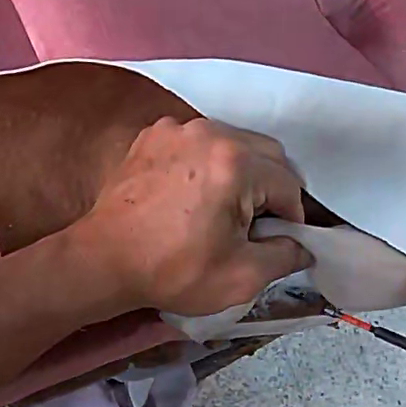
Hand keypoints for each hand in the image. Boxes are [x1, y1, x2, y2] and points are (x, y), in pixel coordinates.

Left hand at [66, 118, 312, 316]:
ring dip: (241, 173)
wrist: (102, 262)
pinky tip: (194, 194)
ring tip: (224, 211)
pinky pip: (198, 142)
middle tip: (255, 227)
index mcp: (236, 164)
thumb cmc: (172, 271)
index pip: (288, 184)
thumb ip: (284, 257)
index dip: (291, 217)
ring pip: (233, 143)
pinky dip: (206, 163)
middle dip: (271, 189)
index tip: (278, 241)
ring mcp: (177, 129)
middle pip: (266, 154)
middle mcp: (209, 133)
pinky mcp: (153, 135)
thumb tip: (303, 247)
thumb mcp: (240, 277)